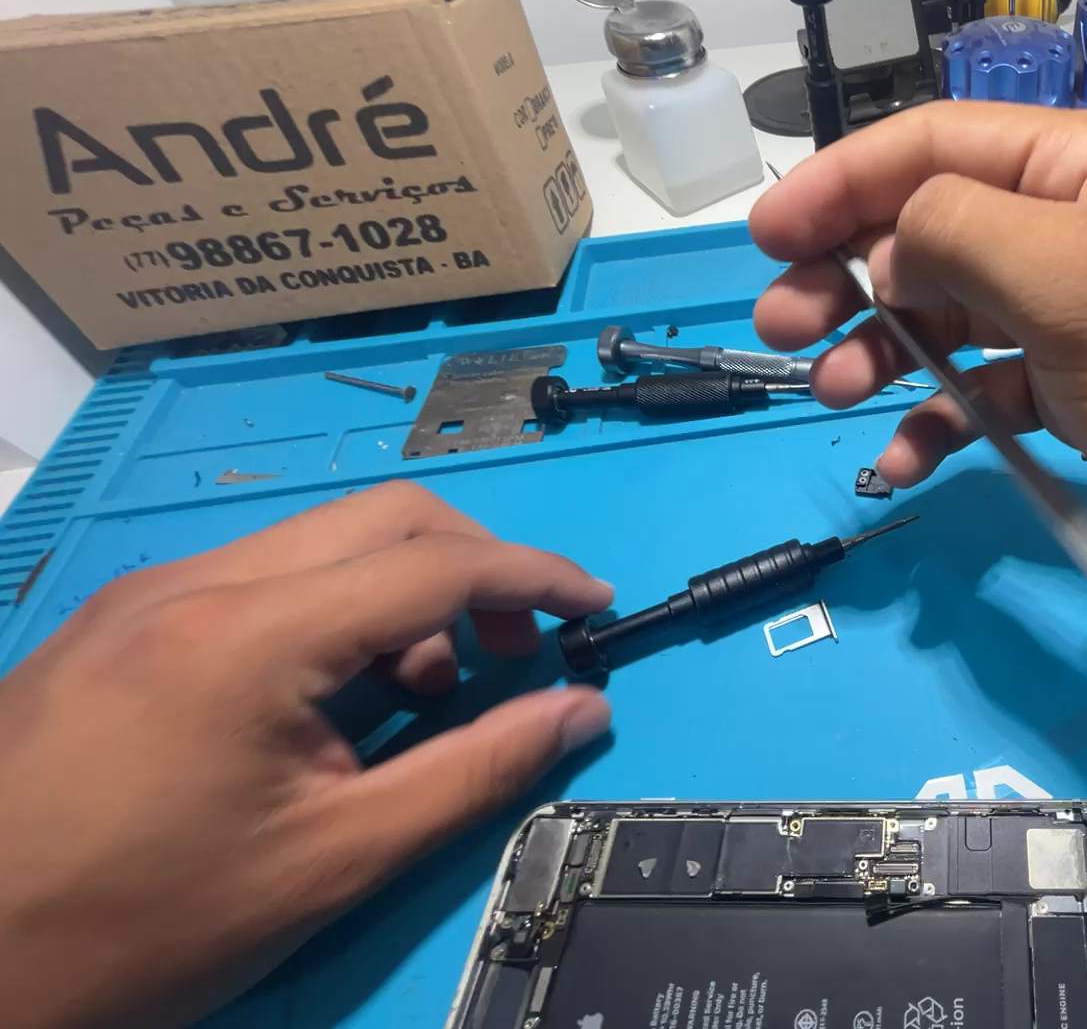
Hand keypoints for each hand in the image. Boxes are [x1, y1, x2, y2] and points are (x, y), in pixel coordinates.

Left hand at [0, 482, 613, 1028]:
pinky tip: (349, 689)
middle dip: (483, 567)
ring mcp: (154, 596)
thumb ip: (481, 769)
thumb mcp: (336, 859)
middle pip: (394, 516)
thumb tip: (583, 711)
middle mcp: (197, 586)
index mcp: (246, 638)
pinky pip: (284, 573)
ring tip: (432, 682)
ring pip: (339, 538)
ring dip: (420, 588)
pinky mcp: (131, 620)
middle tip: (517, 643)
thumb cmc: (129, 930)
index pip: (439, 564)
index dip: (539, 576)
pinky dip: (357, 608)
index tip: (596, 602)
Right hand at [750, 104, 1086, 584]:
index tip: (769, 235)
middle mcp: (1070, 234)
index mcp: (1080, 171)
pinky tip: (904, 457)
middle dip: (849, 276)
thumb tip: (890, 241)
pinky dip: (939, 419)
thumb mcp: (1082, 280)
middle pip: (929, 234)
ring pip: (948, 317)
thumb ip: (967, 234)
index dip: (842, 183)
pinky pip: (983, 392)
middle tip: (781, 327)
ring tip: (831, 390)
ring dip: (882, 352)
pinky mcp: (1071, 392)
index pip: (936, 148)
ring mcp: (1069, 318)